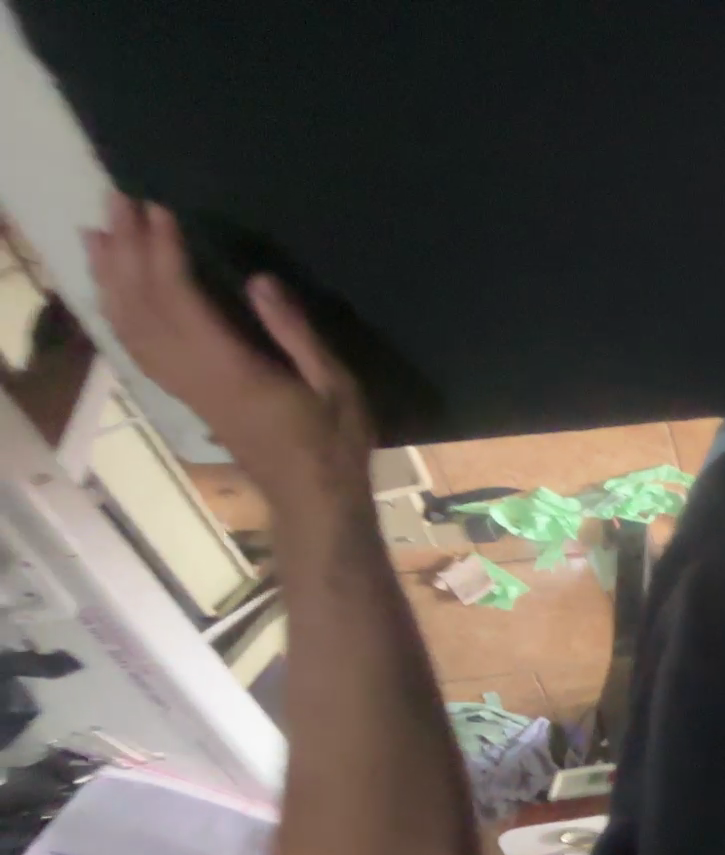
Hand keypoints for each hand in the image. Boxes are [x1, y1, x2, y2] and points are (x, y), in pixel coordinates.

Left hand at [83, 192, 372, 508]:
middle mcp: (191, 372)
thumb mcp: (336, 386)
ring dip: (110, 275)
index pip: (178, 299)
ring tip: (100, 233)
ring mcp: (182, 385)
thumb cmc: (334, 441)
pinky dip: (118, 311)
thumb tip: (259, 282)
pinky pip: (136, 345)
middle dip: (126, 250)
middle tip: (117, 201)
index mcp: (228, 367)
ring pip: (127, 322)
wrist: (312, 495)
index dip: (161, 252)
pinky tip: (116, 293)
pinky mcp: (186, 393)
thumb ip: (297, 335)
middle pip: (140, 303)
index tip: (157, 211)